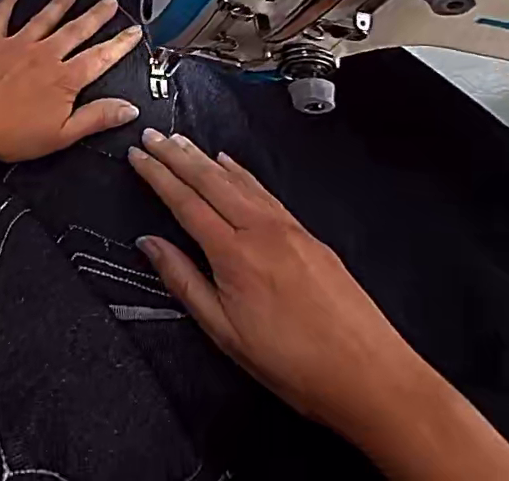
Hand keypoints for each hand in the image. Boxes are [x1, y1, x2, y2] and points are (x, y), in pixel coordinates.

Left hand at [0, 0, 143, 161]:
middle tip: (110, 0)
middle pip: (77, 30)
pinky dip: (7, 3)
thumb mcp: (61, 135)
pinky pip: (2, 18)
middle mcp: (45, 55)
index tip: (134, 30)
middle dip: (97, 14)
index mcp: (64, 78)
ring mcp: (18, 45)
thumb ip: (96, 118)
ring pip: (45, 18)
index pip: (100, 57)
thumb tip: (129, 109)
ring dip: (61, 3)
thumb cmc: (10, 133)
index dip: (120, 43)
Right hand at [126, 130, 430, 433]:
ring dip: (203, 156)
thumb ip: (183, 280)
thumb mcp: (225, 333)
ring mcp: (285, 225)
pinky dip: (239, 171)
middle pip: (208, 179)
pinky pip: (262, 189)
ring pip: (235, 178)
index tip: (138, 156)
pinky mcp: (305, 231)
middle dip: (175, 154)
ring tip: (180, 141)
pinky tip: (228, 162)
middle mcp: (259, 228)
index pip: (184, 201)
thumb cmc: (294, 363)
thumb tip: (149, 244)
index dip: (157, 175)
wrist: (369, 372)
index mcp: (234, 253)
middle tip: (152, 136)